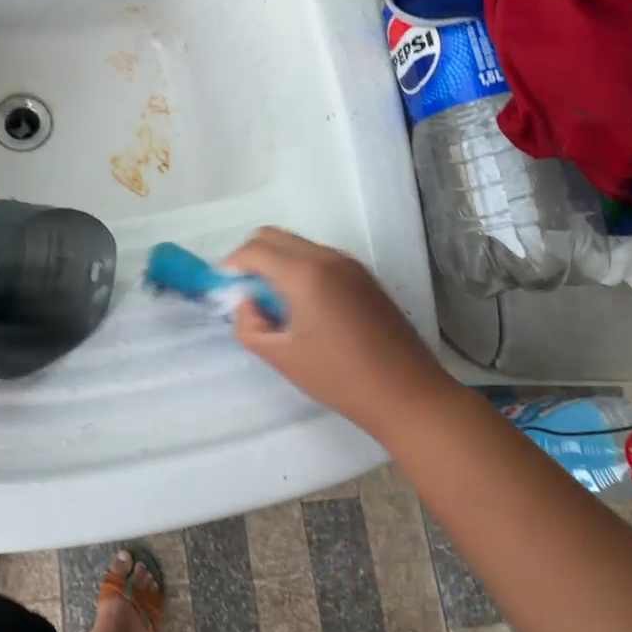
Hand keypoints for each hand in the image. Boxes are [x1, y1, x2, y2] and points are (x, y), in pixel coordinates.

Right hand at [225, 227, 449, 422]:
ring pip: (297, 245)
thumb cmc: (339, 378)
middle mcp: (328, 257)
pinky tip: (302, 307)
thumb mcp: (281, 357)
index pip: (254, 250)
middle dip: (251, 257)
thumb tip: (247, 302)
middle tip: (244, 292)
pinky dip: (299, 269)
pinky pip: (319, 258)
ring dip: (276, 263)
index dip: (231, 265)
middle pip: (274, 236)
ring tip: (273, 304)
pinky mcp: (364, 277)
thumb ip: (249, 325)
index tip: (224, 289)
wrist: (408, 394)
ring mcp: (350, 264)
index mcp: (305, 274)